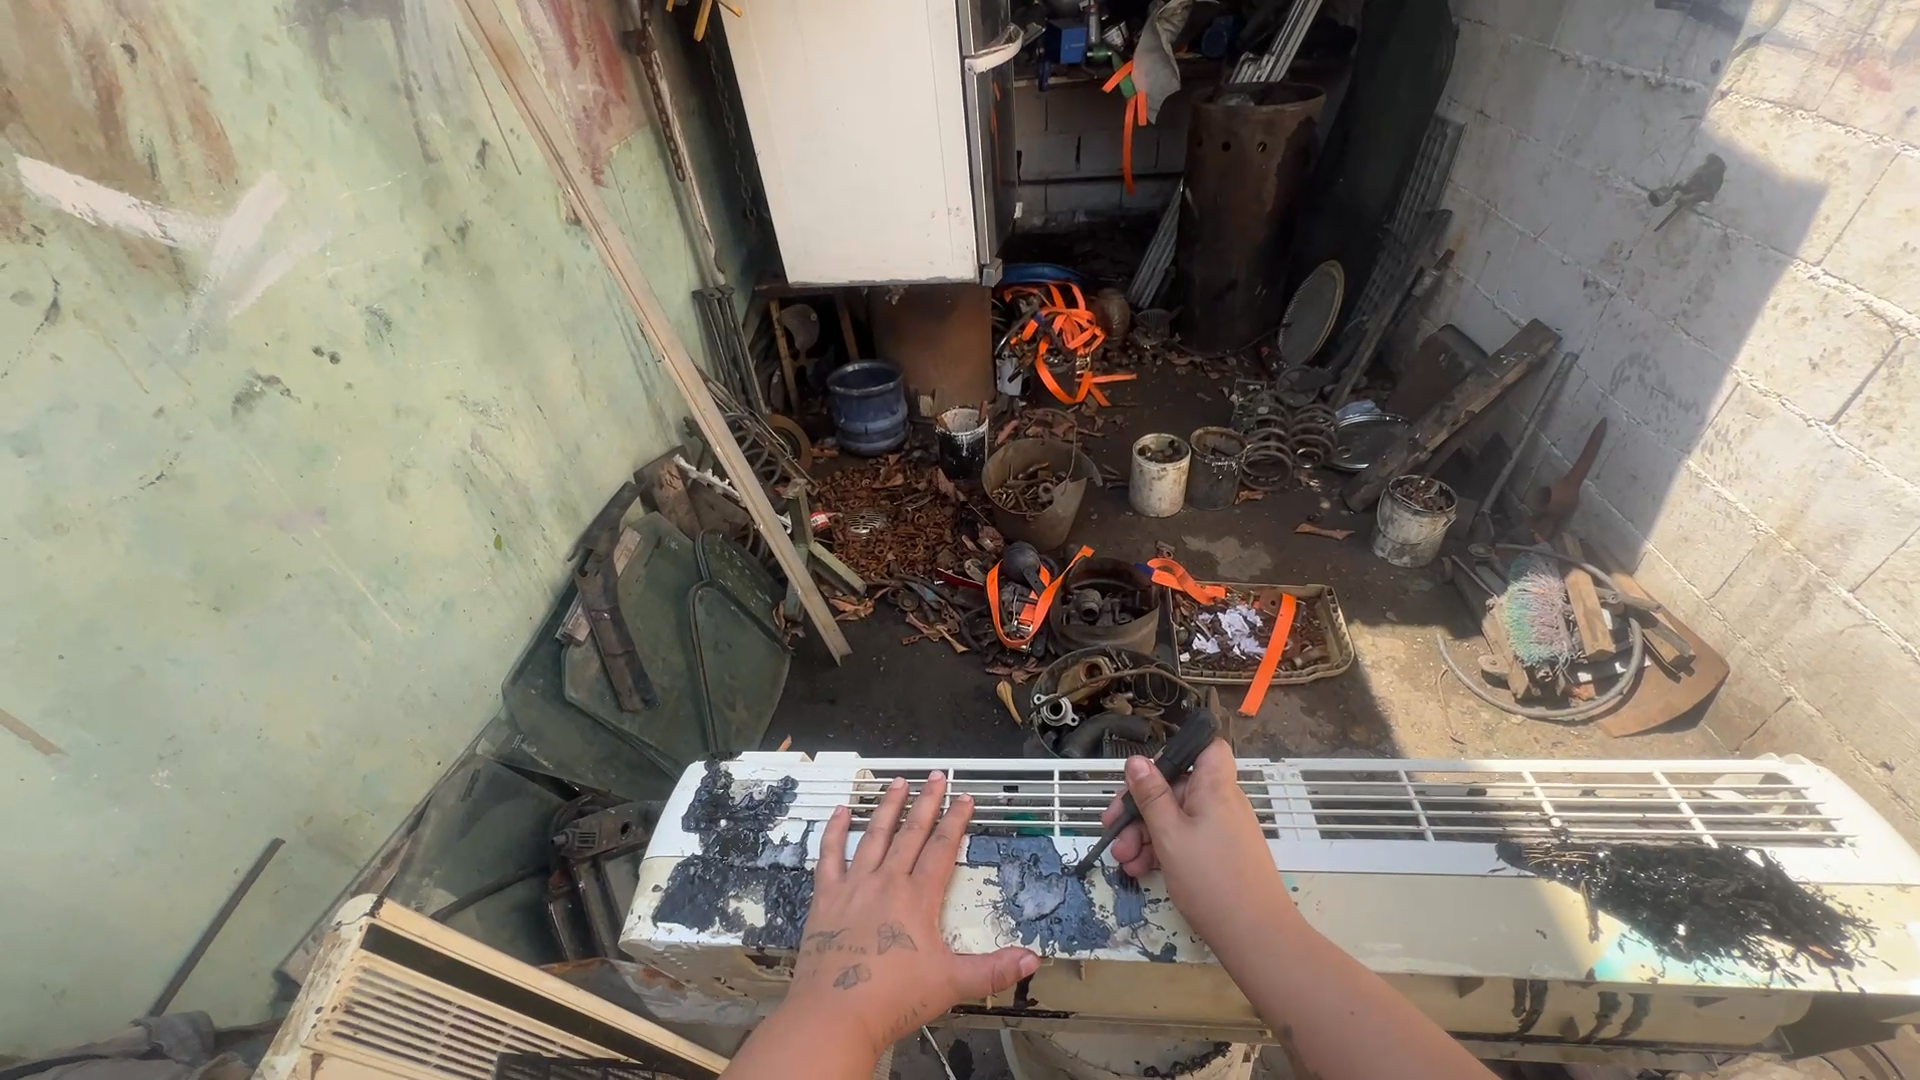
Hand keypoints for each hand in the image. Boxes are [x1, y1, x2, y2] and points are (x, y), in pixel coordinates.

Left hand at [785, 772, 1038, 1059]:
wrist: (836, 1014)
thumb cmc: (894, 998)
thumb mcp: (951, 984)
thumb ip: (993, 970)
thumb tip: (1032, 960)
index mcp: (917, 897)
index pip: (942, 848)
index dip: (956, 821)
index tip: (965, 797)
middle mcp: (886, 882)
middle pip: (910, 833)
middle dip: (926, 802)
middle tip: (936, 776)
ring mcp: (854, 886)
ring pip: (873, 836)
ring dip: (887, 807)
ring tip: (897, 783)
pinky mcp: (826, 898)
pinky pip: (829, 856)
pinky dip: (834, 832)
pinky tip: (838, 812)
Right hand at [1100, 740, 1293, 945]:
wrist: (1257, 940)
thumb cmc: (1211, 881)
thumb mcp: (1169, 836)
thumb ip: (1151, 796)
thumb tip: (1136, 760)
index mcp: (1214, 788)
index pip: (1207, 747)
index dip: (1180, 750)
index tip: (1148, 773)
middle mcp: (1222, 802)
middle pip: (1177, 787)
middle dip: (1142, 807)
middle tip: (1113, 829)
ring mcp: (1223, 830)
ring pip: (1177, 816)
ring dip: (1146, 833)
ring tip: (1123, 860)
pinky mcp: (1221, 854)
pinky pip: (1187, 838)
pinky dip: (1163, 849)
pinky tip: (1140, 869)